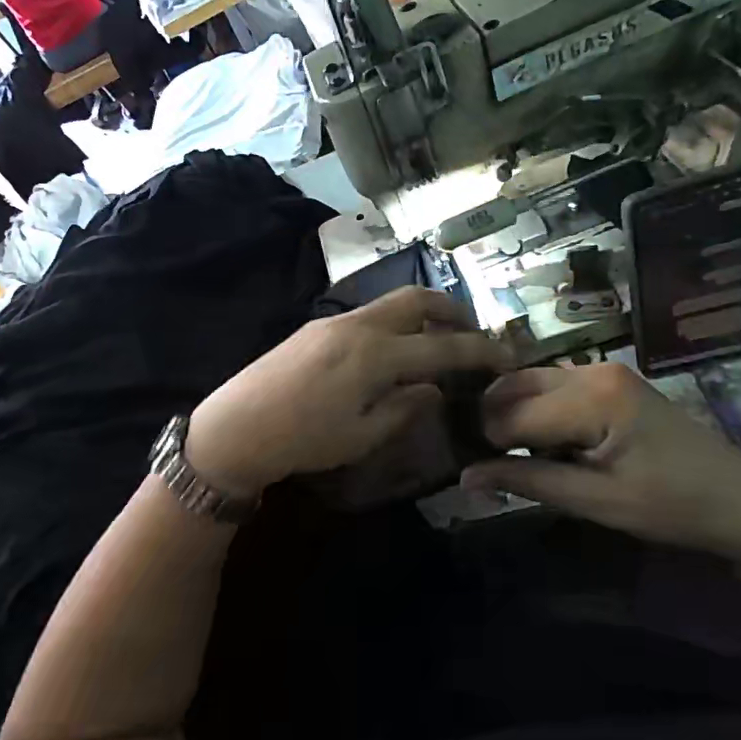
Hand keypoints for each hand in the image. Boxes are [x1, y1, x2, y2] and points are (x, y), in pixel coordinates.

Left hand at [187, 288, 512, 497]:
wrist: (236, 427)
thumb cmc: (303, 440)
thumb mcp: (363, 434)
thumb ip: (406, 407)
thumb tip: (434, 388)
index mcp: (376, 355)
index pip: (442, 347)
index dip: (479, 351)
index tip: (504, 355)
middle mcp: (359, 326)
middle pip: (416, 300)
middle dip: (451, 310)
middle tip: (470, 331)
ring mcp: (334, 322)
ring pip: (390, 304)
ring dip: (420, 315)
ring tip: (434, 342)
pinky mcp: (315, 328)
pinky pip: (367, 315)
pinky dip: (392, 324)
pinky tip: (391, 352)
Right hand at [465, 364, 740, 561]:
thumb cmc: (672, 506)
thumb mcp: (595, 501)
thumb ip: (527, 481)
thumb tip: (464, 478)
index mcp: (592, 396)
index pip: (511, 415)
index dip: (485, 444)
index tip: (466, 471)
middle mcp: (592, 369)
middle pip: (515, 387)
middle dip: (492, 423)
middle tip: (479, 462)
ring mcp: (602, 371)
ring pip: (530, 383)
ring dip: (512, 416)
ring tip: (504, 455)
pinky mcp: (610, 381)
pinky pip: (554, 387)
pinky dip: (536, 412)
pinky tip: (538, 443)